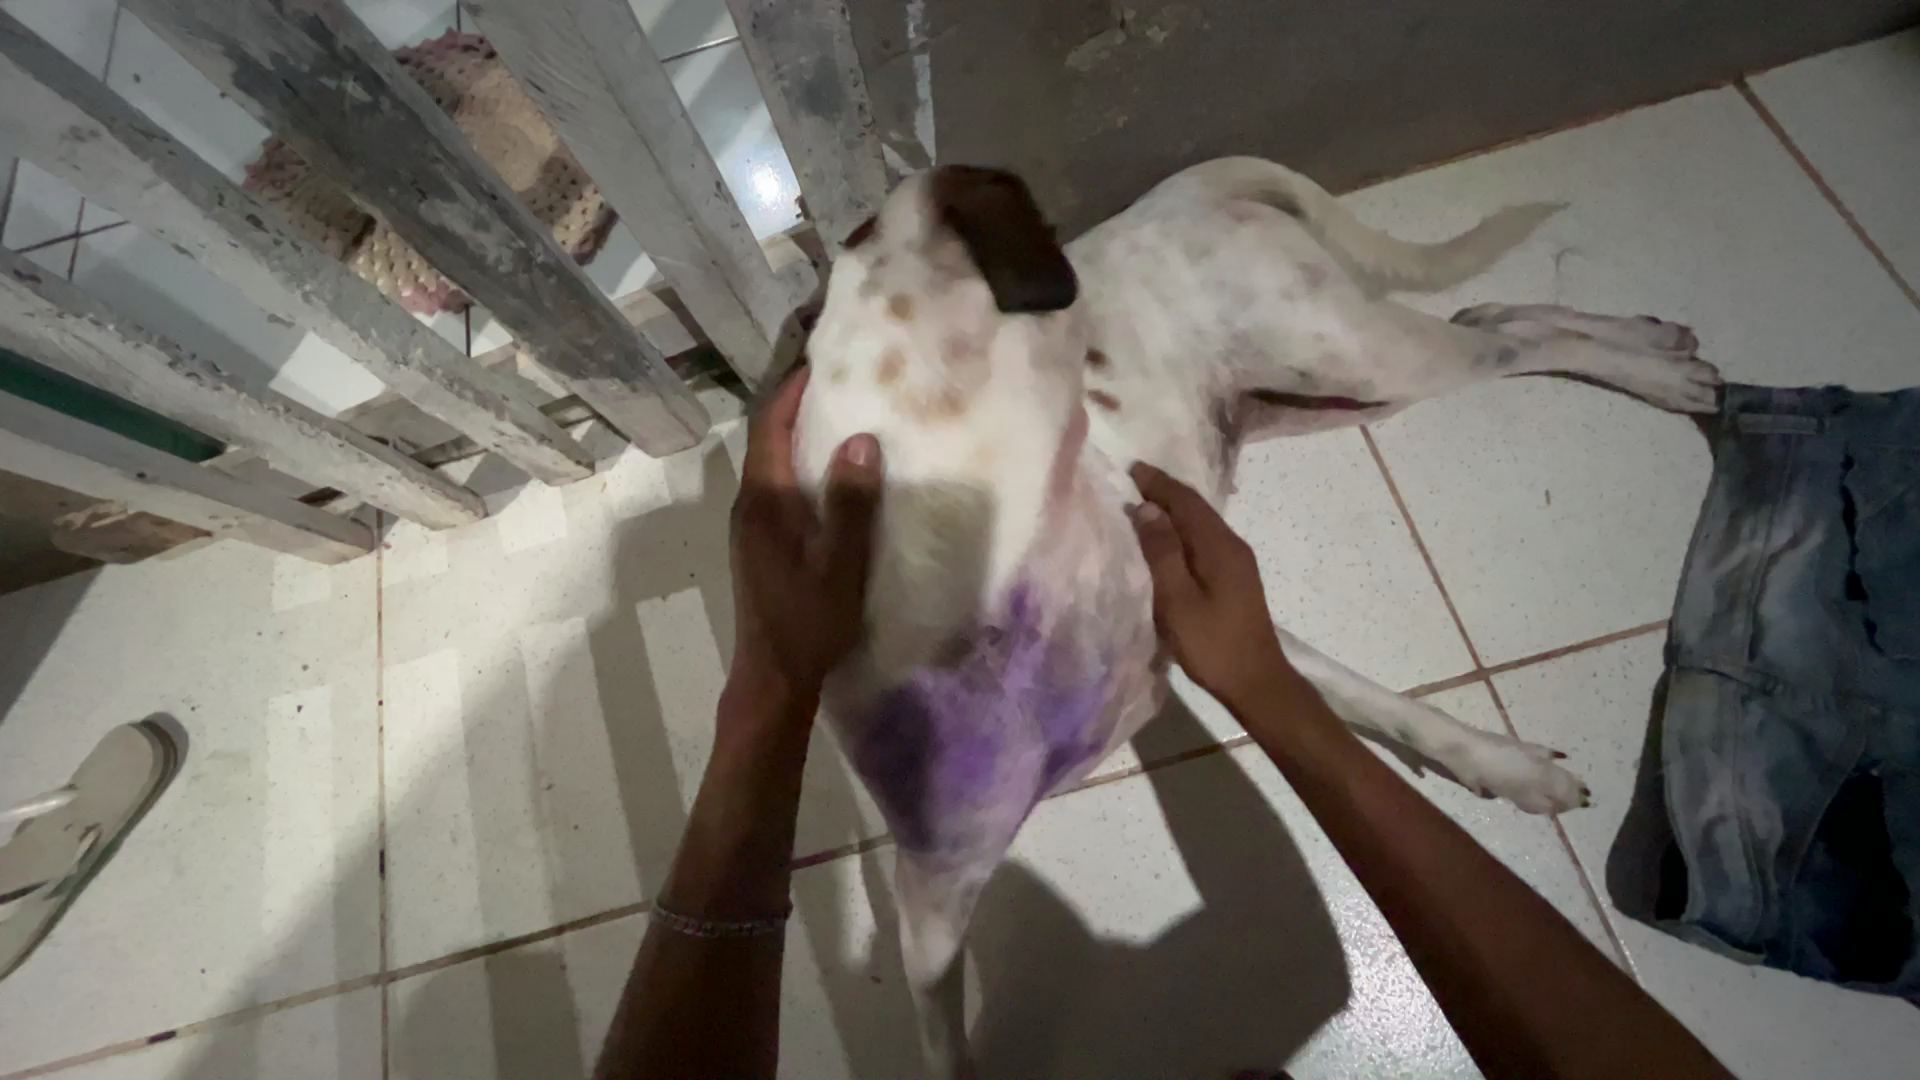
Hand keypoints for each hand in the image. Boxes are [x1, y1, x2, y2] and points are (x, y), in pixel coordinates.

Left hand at [728, 369, 882, 708]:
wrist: (773, 675)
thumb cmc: (808, 621)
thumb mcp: (839, 565)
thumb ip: (850, 504)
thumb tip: (861, 439)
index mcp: (764, 502)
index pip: (770, 426)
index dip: (792, 389)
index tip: (824, 359)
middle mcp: (750, 505)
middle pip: (768, 438)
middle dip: (799, 404)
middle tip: (843, 381)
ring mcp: (753, 525)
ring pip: (774, 462)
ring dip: (802, 434)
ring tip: (846, 416)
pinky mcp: (763, 541)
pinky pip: (781, 485)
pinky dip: (804, 464)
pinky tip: (836, 473)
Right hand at [1128, 462, 1296, 707]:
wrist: (1256, 682)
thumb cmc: (1211, 643)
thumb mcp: (1177, 598)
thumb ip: (1161, 552)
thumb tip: (1146, 509)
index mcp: (1219, 545)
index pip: (1185, 501)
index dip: (1157, 483)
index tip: (1130, 469)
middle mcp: (1232, 545)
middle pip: (1195, 508)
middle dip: (1164, 492)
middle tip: (1131, 483)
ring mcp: (1237, 562)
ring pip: (1200, 524)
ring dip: (1172, 512)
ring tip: (1140, 508)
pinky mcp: (1234, 579)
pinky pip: (1203, 541)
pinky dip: (1180, 532)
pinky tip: (1164, 542)